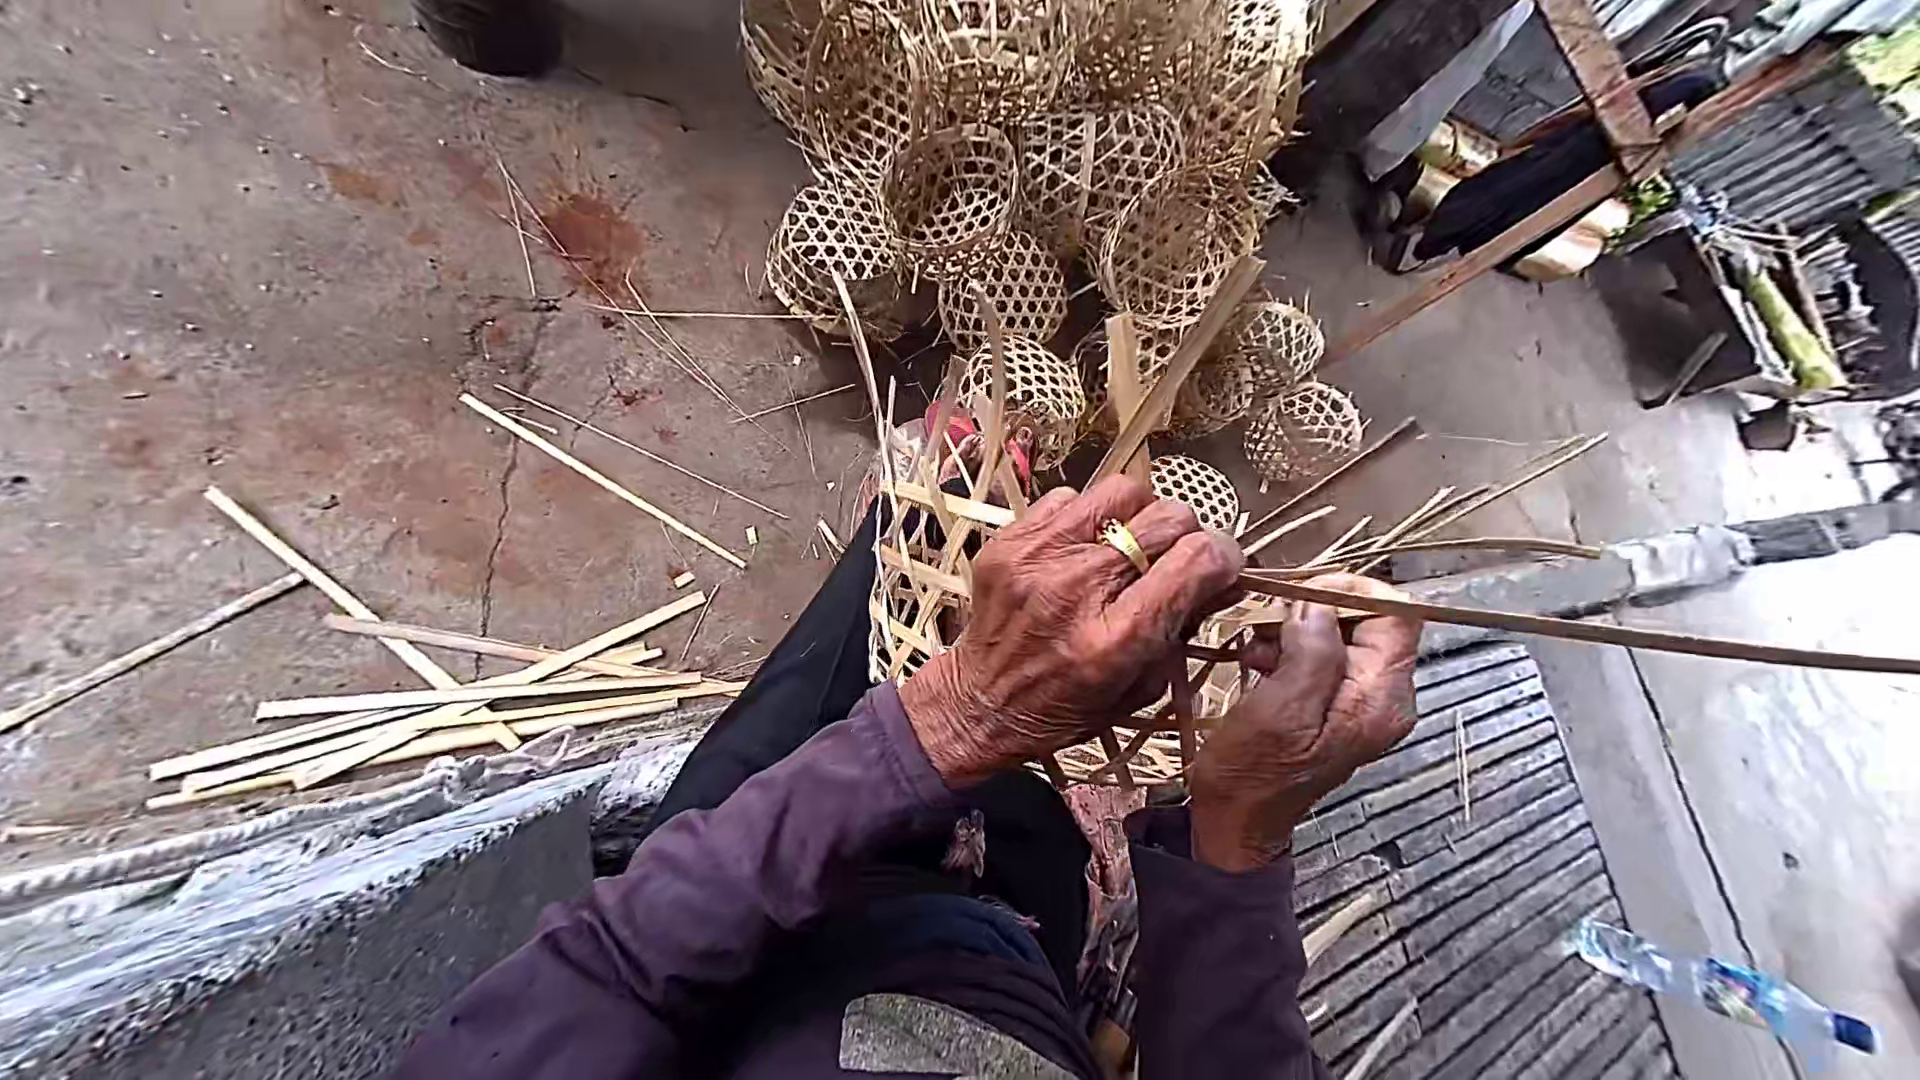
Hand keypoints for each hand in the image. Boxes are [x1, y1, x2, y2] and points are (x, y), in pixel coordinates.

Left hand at [899, 476, 1245, 786]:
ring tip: (1125, 546)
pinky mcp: (1009, 541)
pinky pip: (1069, 497)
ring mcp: (1037, 556)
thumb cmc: (1064, 707)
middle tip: (1171, 558)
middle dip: (1185, 535)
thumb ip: (1184, 626)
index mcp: (1116, 638)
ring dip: (1138, 516)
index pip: (1195, 559)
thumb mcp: (1141, 687)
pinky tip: (1078, 549)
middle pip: (1166, 517)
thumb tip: (1219, 572)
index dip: (1223, 557)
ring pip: (1121, 491)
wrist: (979, 702)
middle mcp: (1077, 587)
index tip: (1219, 566)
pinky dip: (1086, 518)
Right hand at [1188, 574, 1421, 871]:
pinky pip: (1317, 652)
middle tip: (1265, 622)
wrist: (1237, 816)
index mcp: (1380, 699)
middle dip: (1313, 610)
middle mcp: (1379, 695)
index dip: (1347, 592)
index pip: (1395, 614)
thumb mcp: (1278, 712)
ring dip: (1292, 627)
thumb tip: (1318, 604)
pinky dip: (1285, 645)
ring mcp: (1355, 699)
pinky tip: (1257, 661)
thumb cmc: (1252, 771)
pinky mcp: (1328, 701)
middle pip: (1366, 620)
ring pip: (1337, 632)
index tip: (1295, 595)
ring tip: (1254, 648)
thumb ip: (1309, 655)